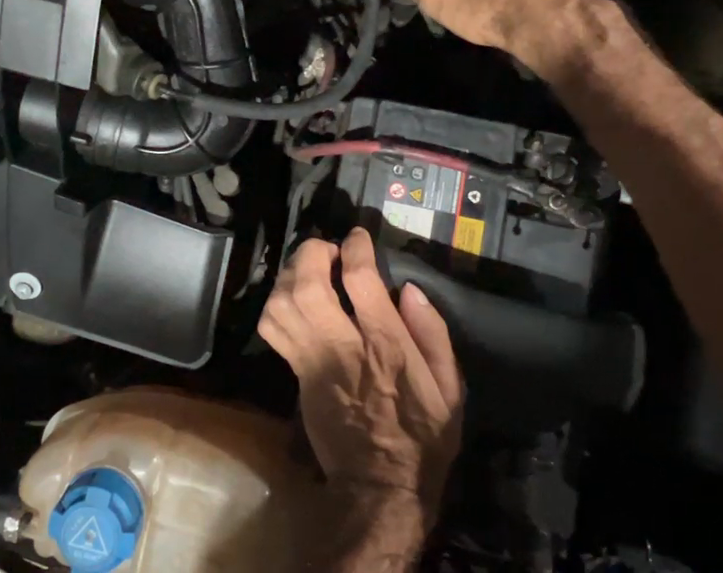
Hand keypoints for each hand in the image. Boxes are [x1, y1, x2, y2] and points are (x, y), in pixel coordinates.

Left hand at [259, 229, 463, 519]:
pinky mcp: (296, 375)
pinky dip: (275, 305)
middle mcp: (344, 346)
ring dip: (290, 275)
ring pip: (282, 304)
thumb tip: (411, 289)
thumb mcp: (450, 388)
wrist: (381, 486)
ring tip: (307, 269)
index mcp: (386, 345)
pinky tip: (292, 299)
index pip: (360, 279)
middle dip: (311, 253)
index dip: (355, 247)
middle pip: (308, 284)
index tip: (358, 236)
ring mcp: (313, 361)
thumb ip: (433, 333)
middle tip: (325, 249)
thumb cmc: (422, 435)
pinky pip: (272, 329)